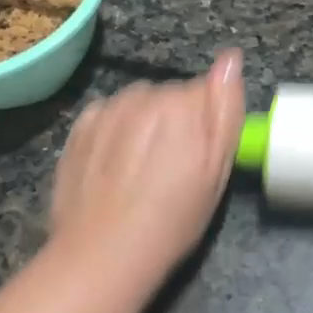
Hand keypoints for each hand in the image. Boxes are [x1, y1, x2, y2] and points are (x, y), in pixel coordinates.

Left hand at [48, 49, 245, 277]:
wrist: (102, 254)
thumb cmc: (172, 218)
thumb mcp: (217, 169)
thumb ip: (226, 106)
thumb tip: (231, 58)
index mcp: (184, 103)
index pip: (206, 92)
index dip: (205, 124)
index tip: (198, 157)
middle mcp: (145, 95)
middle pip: (171, 96)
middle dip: (175, 122)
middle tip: (172, 170)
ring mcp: (109, 108)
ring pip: (140, 104)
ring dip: (144, 125)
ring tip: (141, 171)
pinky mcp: (82, 125)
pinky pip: (110, 115)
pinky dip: (115, 132)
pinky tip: (115, 167)